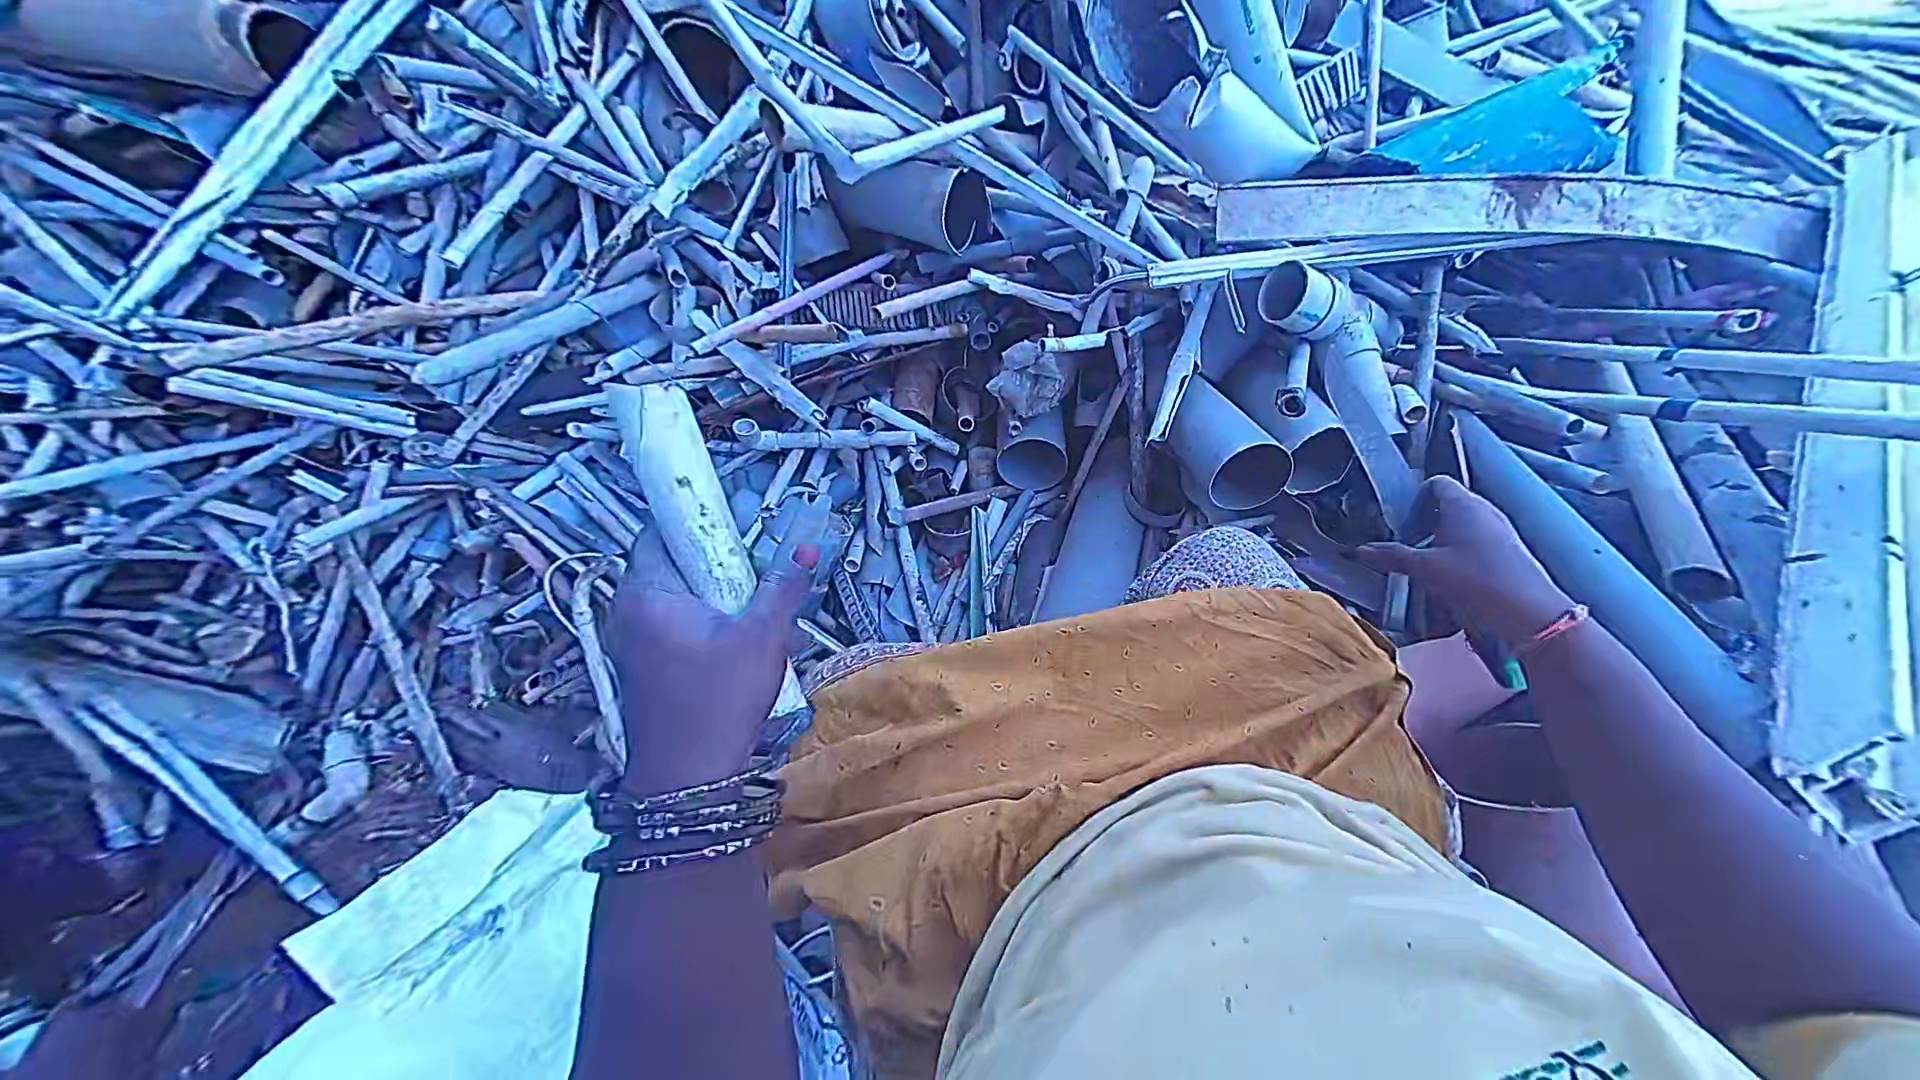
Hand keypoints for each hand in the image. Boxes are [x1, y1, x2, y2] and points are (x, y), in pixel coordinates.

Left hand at [607, 532, 816, 795]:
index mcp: (646, 594)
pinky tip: (739, 638)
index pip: (661, 533)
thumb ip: (783, 588)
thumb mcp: (763, 637)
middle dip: (717, 565)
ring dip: (716, 596)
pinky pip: (675, 623)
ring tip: (755, 608)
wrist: (688, 776)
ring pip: (677, 596)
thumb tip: (804, 551)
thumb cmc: (719, 700)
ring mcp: (632, 640)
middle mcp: (628, 611)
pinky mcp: (645, 663)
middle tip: (755, 572)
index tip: (736, 528)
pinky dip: (706, 621)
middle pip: (673, 565)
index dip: (699, 524)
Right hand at [1356, 476, 1574, 643]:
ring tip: (1422, 559)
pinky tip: (1446, 572)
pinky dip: (1456, 550)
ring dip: (1439, 537)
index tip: (1400, 519)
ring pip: (1461, 523)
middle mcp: (1485, 511)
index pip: (1437, 484)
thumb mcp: (1424, 568)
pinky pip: (1475, 539)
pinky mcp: (1507, 549)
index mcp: (1464, 505)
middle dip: (1423, 520)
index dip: (1415, 497)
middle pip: (1448, 504)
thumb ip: (1391, 556)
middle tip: (1404, 540)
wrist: (1528, 612)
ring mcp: (1499, 530)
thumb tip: (1361, 551)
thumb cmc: (1475, 579)